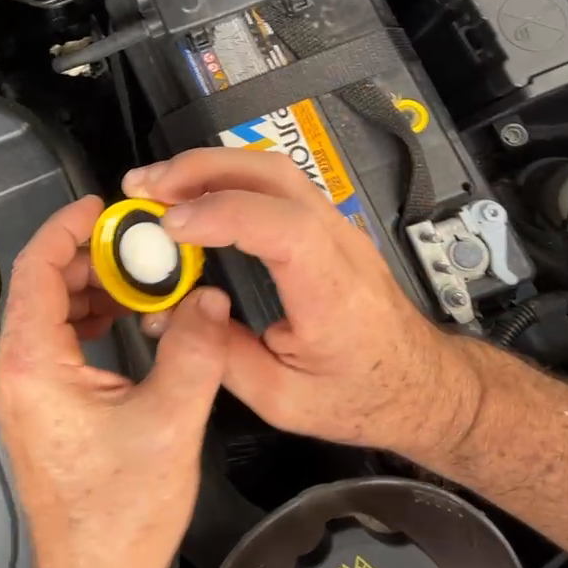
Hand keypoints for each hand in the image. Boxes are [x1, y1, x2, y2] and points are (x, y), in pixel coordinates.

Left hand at [0, 195, 232, 567]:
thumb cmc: (120, 509)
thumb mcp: (168, 422)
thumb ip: (193, 350)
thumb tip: (207, 296)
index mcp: (33, 362)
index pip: (36, 269)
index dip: (66, 229)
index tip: (99, 209)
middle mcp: (16, 367)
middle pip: (41, 284)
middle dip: (86, 256)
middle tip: (131, 242)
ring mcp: (24, 385)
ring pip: (48, 309)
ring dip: (88, 286)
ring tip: (135, 276)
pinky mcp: (38, 401)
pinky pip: (55, 337)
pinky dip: (86, 316)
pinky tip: (121, 316)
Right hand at [124, 148, 481, 457]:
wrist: (425, 385)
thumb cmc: (360, 397)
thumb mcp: (282, 400)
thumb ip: (220, 355)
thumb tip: (166, 313)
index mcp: (332, 292)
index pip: (282, 227)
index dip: (220, 215)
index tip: (167, 227)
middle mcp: (338, 243)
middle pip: (271, 173)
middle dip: (198, 170)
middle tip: (141, 187)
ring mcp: (334, 224)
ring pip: (269, 167)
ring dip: (205, 167)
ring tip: (154, 185)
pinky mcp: (323, 221)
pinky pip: (270, 181)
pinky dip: (221, 177)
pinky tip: (188, 193)